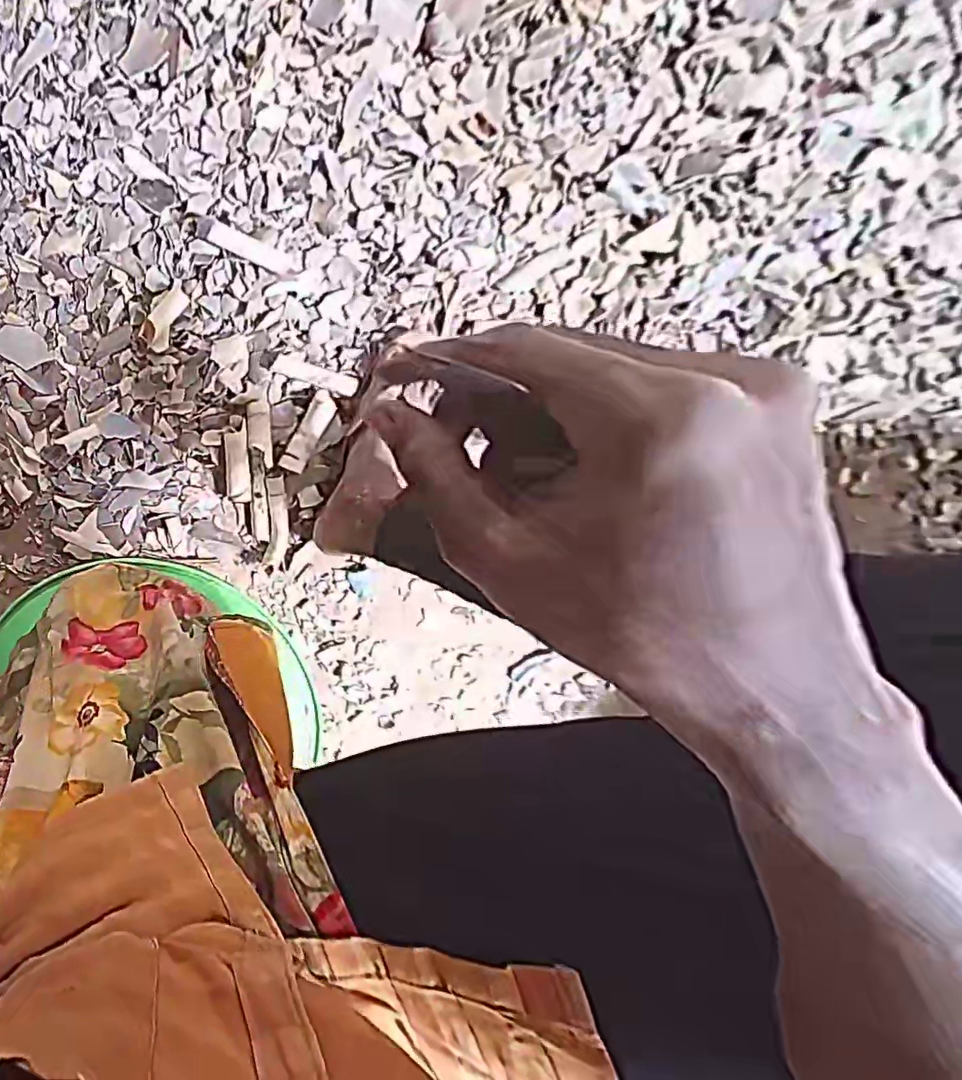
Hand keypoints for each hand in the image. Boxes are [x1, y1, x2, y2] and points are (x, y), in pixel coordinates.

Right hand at [364, 325, 911, 777]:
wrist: (762, 679)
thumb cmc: (642, 628)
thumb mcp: (500, 550)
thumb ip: (433, 470)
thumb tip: (393, 418)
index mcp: (661, 415)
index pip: (519, 348)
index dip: (442, 357)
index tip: (400, 368)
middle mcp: (726, 384)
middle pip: (557, 352)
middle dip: (486, 396)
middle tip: (441, 440)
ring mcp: (757, 393)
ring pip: (593, 368)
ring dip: (533, 413)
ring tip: (515, 480)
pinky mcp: (764, 410)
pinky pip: (639, 386)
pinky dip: (581, 420)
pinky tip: (564, 476)